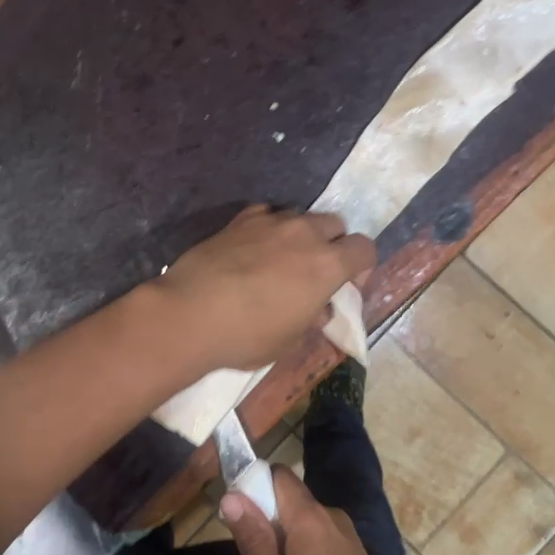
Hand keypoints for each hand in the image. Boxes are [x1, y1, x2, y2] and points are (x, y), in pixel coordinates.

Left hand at [148, 205, 374, 373]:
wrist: (190, 313)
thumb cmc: (247, 335)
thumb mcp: (290, 340)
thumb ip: (311, 318)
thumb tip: (317, 308)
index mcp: (327, 265)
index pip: (364, 248)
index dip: (362, 266)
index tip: (347, 286)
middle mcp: (303, 233)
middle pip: (334, 224)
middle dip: (332, 244)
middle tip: (316, 272)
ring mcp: (269, 222)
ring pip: (299, 216)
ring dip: (300, 234)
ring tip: (282, 260)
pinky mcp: (238, 220)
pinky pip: (265, 215)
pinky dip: (268, 228)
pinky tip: (253, 249)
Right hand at [224, 468, 474, 554]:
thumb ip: (251, 541)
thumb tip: (232, 496)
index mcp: (310, 519)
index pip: (276, 474)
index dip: (252, 489)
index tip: (239, 525)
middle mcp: (333, 523)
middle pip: (285, 518)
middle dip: (266, 554)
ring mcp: (350, 548)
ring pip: (300, 552)